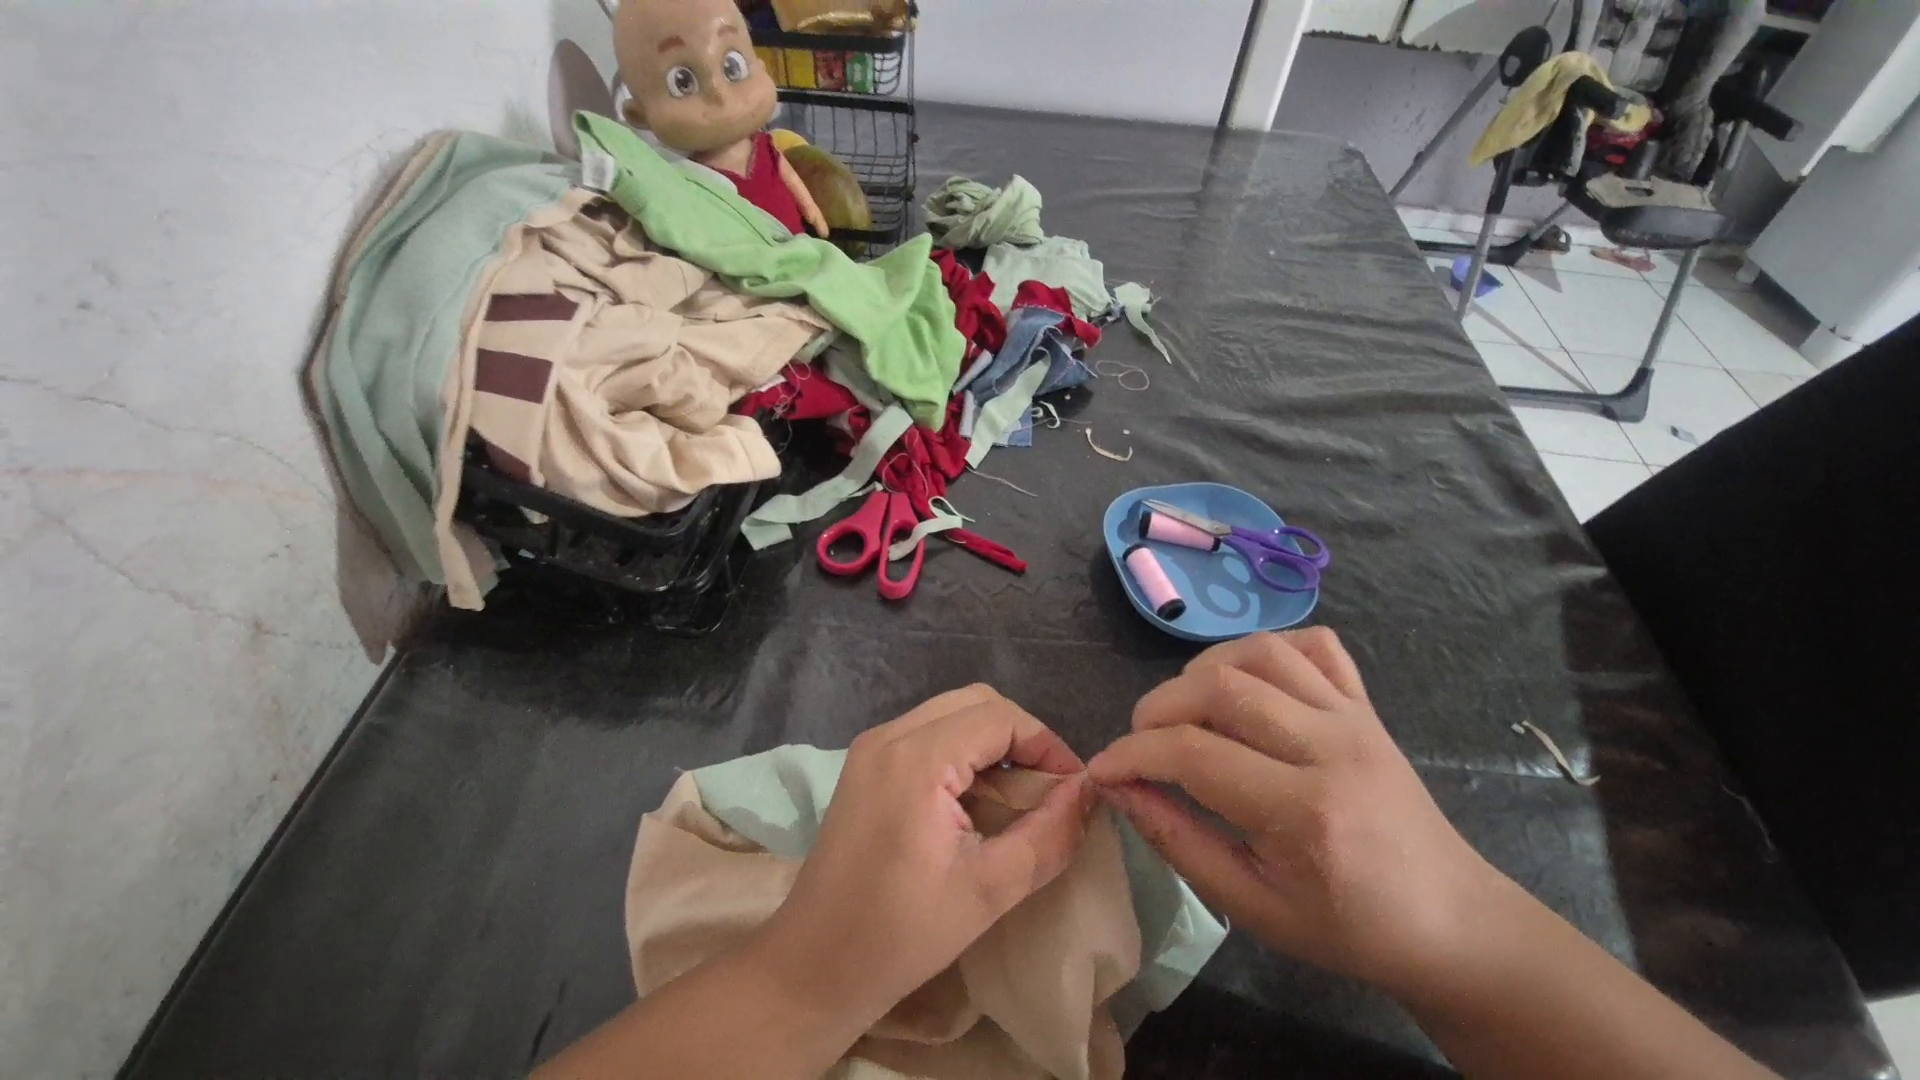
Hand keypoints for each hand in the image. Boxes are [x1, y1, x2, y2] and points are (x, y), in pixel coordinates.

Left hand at [757, 685, 1094, 1021]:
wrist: (812, 967)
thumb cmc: (900, 935)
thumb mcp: (988, 891)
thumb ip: (1047, 835)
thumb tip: (1089, 793)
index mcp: (916, 759)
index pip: (999, 717)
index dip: (1047, 744)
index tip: (1075, 788)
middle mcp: (888, 736)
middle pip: (974, 703)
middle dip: (1022, 737)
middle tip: (1050, 789)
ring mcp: (870, 748)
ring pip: (950, 714)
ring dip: (992, 744)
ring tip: (1019, 797)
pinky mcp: (863, 767)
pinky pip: (926, 735)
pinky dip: (961, 753)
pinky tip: (976, 801)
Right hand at [1088, 628, 1516, 1000]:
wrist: (1451, 921)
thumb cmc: (1347, 927)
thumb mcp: (1252, 906)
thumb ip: (1178, 842)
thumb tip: (1119, 789)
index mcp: (1304, 810)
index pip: (1193, 754)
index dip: (1132, 754)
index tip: (1103, 771)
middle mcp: (1330, 746)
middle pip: (1220, 687)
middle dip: (1158, 708)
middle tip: (1140, 743)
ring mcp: (1354, 717)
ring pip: (1261, 653)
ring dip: (1203, 670)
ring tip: (1186, 710)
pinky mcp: (1366, 706)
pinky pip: (1315, 645)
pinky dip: (1268, 650)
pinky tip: (1247, 682)